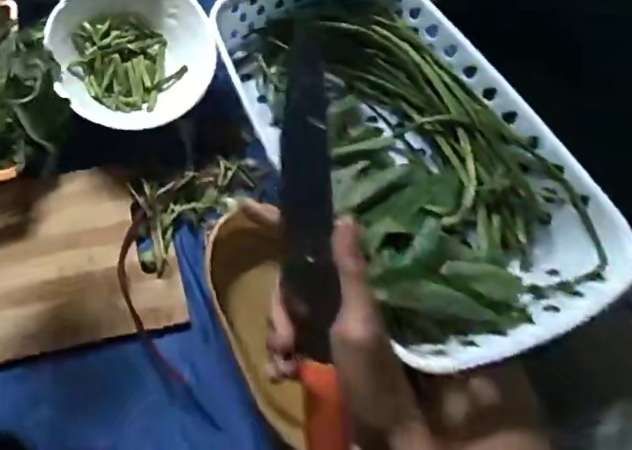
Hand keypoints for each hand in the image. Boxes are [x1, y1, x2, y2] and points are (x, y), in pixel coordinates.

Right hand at [262, 210, 425, 440]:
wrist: (385, 437)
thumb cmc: (372, 375)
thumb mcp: (359, 321)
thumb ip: (349, 272)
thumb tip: (345, 215)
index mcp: (341, 288)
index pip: (305, 245)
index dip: (276, 223)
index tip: (247, 204)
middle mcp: (330, 301)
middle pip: (285, 288)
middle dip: (278, 315)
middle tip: (285, 342)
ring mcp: (323, 328)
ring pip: (281, 316)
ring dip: (277, 341)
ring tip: (286, 366)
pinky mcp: (316, 353)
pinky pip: (285, 343)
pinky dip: (280, 359)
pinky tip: (283, 375)